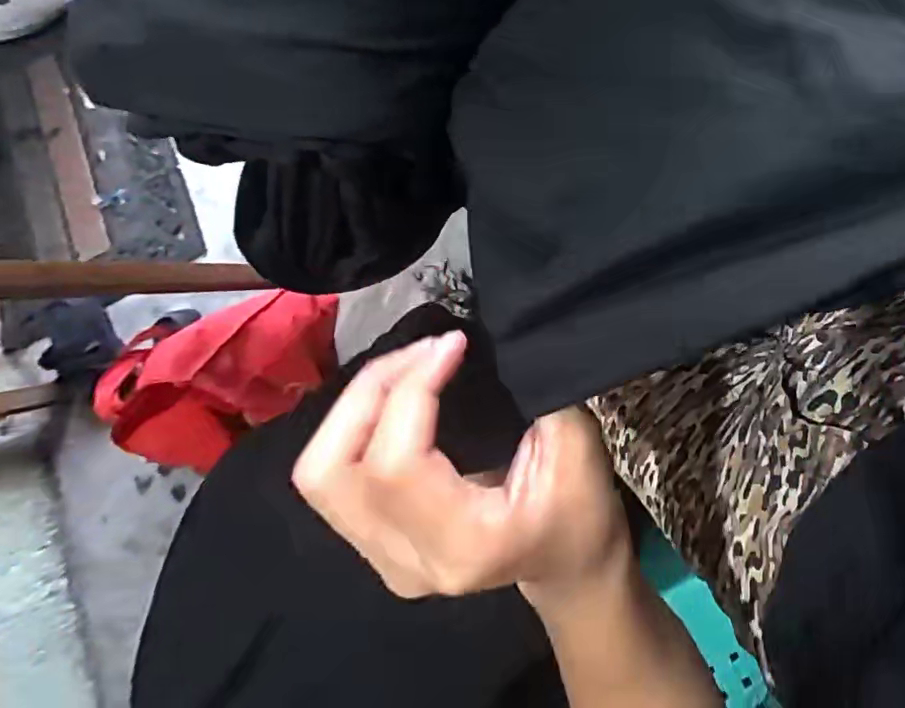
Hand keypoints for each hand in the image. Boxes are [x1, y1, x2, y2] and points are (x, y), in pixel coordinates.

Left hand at [293, 332, 630, 599]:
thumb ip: (533, 399)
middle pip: (330, 470)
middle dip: (369, 391)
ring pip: (321, 473)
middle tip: (425, 349)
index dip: (412, 391)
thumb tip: (498, 348)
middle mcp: (403, 561)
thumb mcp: (577, 445)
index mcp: (460, 542)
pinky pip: (339, 478)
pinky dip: (362, 424)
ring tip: (412, 364)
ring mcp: (382, 559)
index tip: (454, 343)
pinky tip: (404, 395)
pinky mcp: (377, 544)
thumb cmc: (584, 504)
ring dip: (358, 404)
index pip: (395, 463)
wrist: (572, 560)